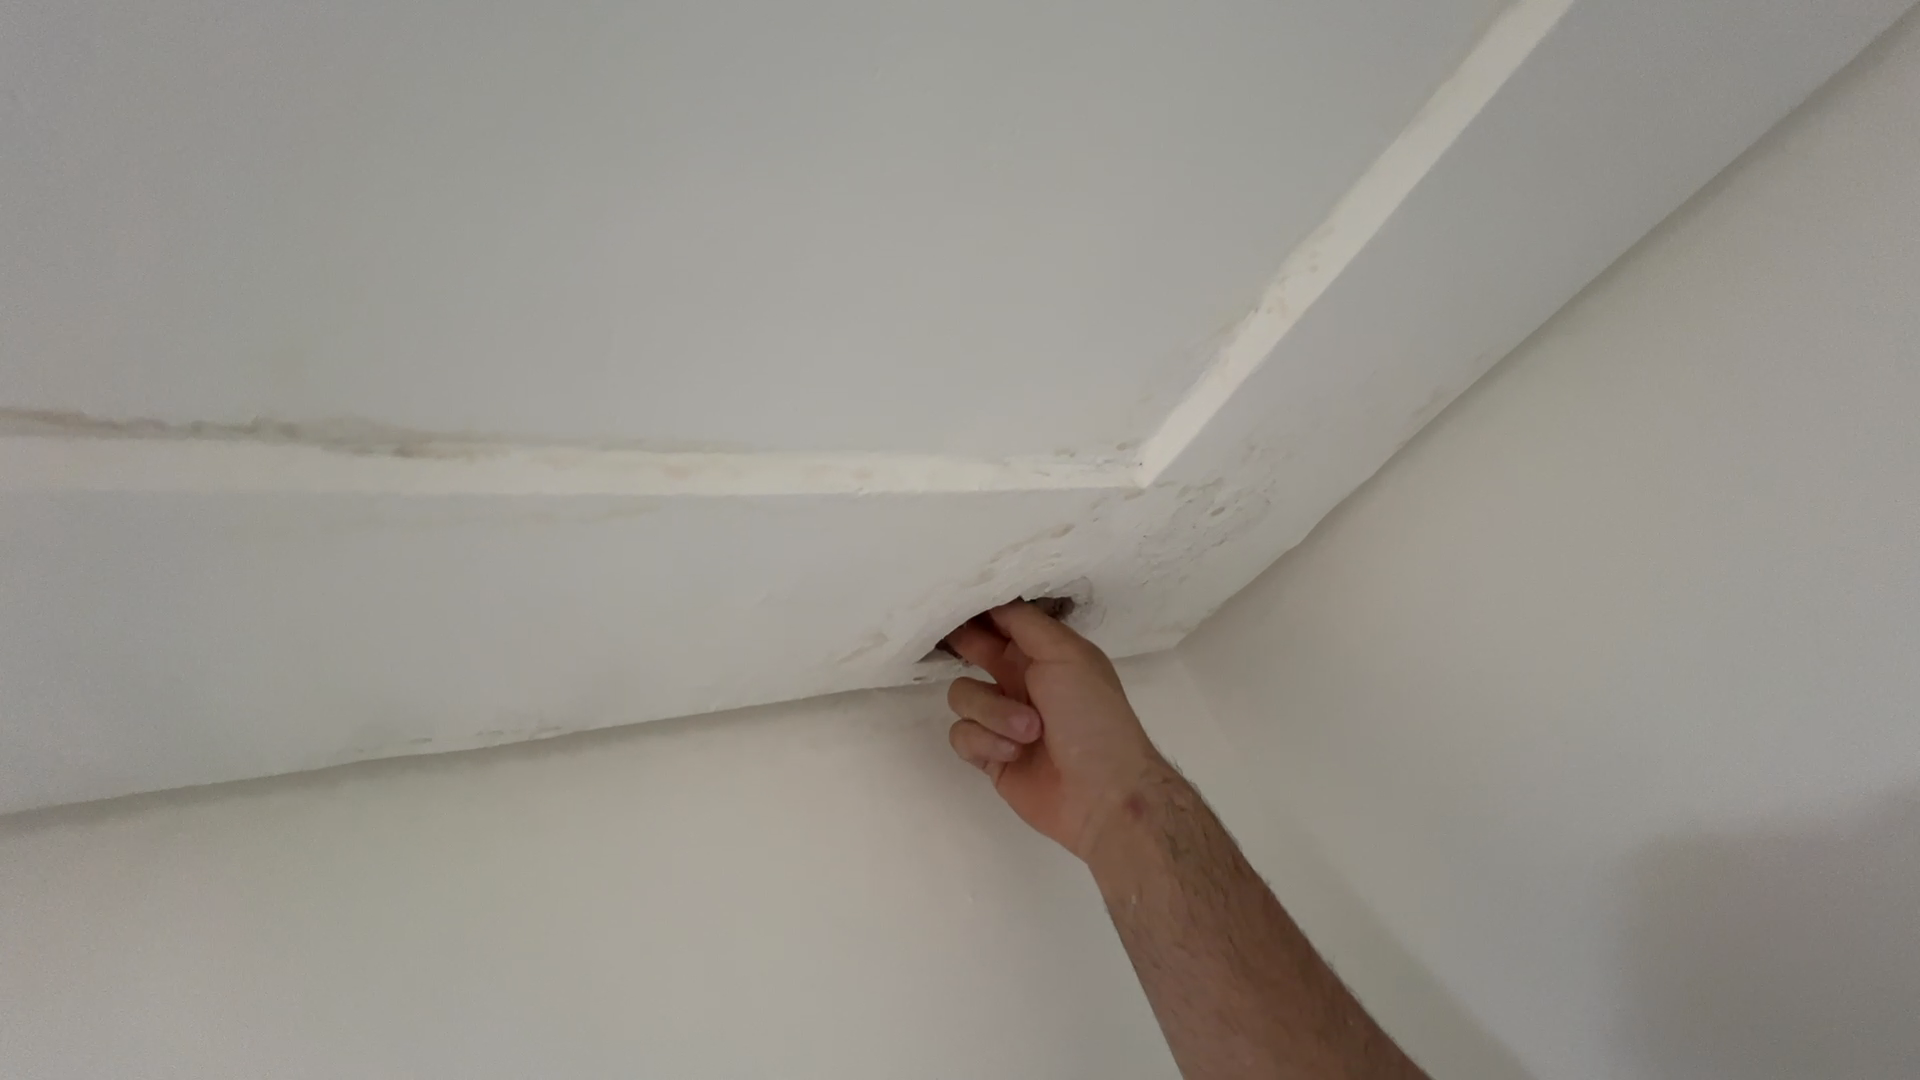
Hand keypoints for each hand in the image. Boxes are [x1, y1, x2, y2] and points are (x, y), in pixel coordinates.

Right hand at [944, 601, 1169, 861]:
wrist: (1102, 793)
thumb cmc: (1091, 715)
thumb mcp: (1067, 654)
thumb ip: (1025, 622)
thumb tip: (993, 599)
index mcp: (1043, 652)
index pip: (1002, 620)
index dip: (979, 610)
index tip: (954, 604)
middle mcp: (1019, 679)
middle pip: (974, 650)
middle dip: (965, 647)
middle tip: (954, 644)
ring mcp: (1001, 718)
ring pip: (963, 695)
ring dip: (993, 712)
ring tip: (1028, 731)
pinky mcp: (987, 754)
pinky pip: (962, 734)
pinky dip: (987, 742)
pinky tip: (1014, 754)